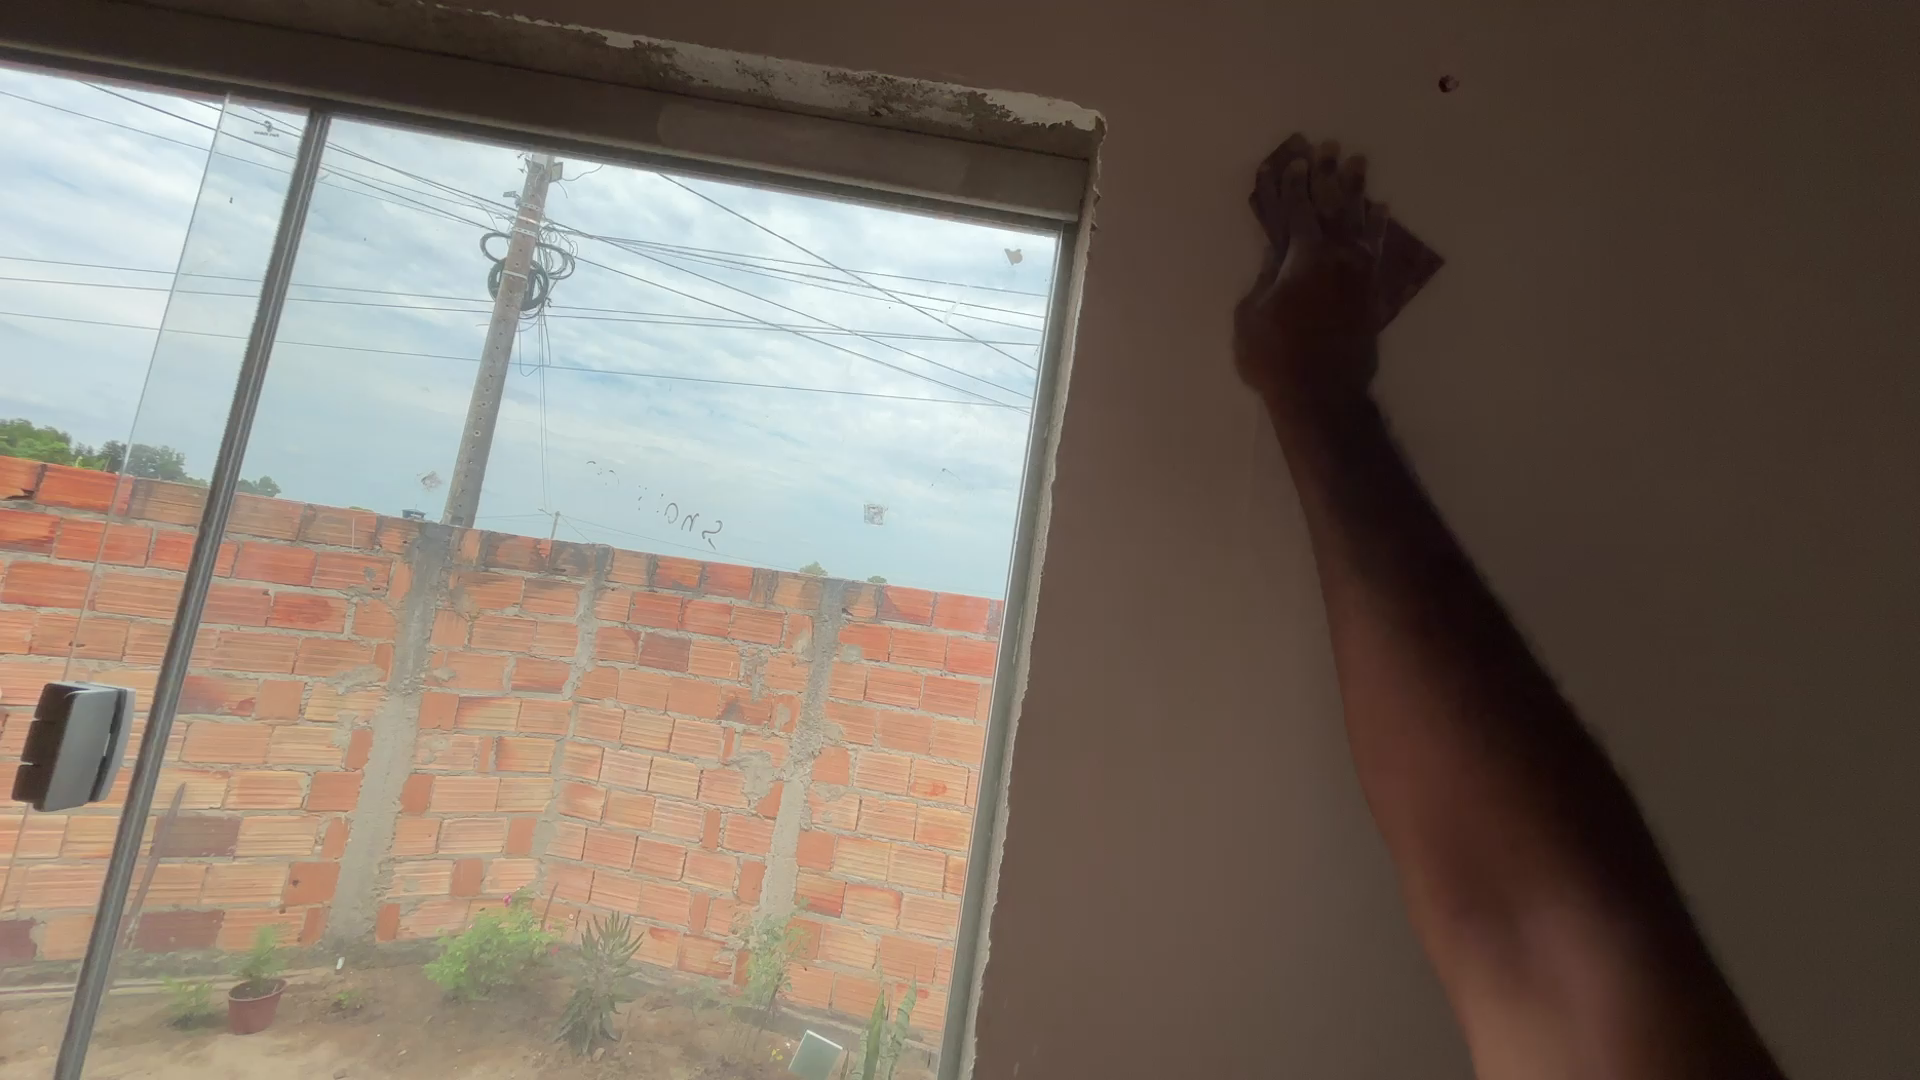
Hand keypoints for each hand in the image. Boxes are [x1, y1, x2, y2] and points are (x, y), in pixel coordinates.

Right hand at [1234, 138, 1388, 416]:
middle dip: (1324, 175)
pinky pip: (1376, 246)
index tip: (1292, 159)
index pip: (1297, 211)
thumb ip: (1264, 278)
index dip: (1291, 185)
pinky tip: (1379, 209)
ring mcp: (1358, 272)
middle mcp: (1337, 254)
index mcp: (1303, 257)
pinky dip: (1376, 225)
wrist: (1321, 392)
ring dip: (1355, 189)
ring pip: (1358, 219)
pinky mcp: (1370, 290)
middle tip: (1326, 146)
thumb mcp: (1250, 317)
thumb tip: (1275, 253)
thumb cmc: (1273, 357)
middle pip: (1331, 205)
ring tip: (1355, 162)